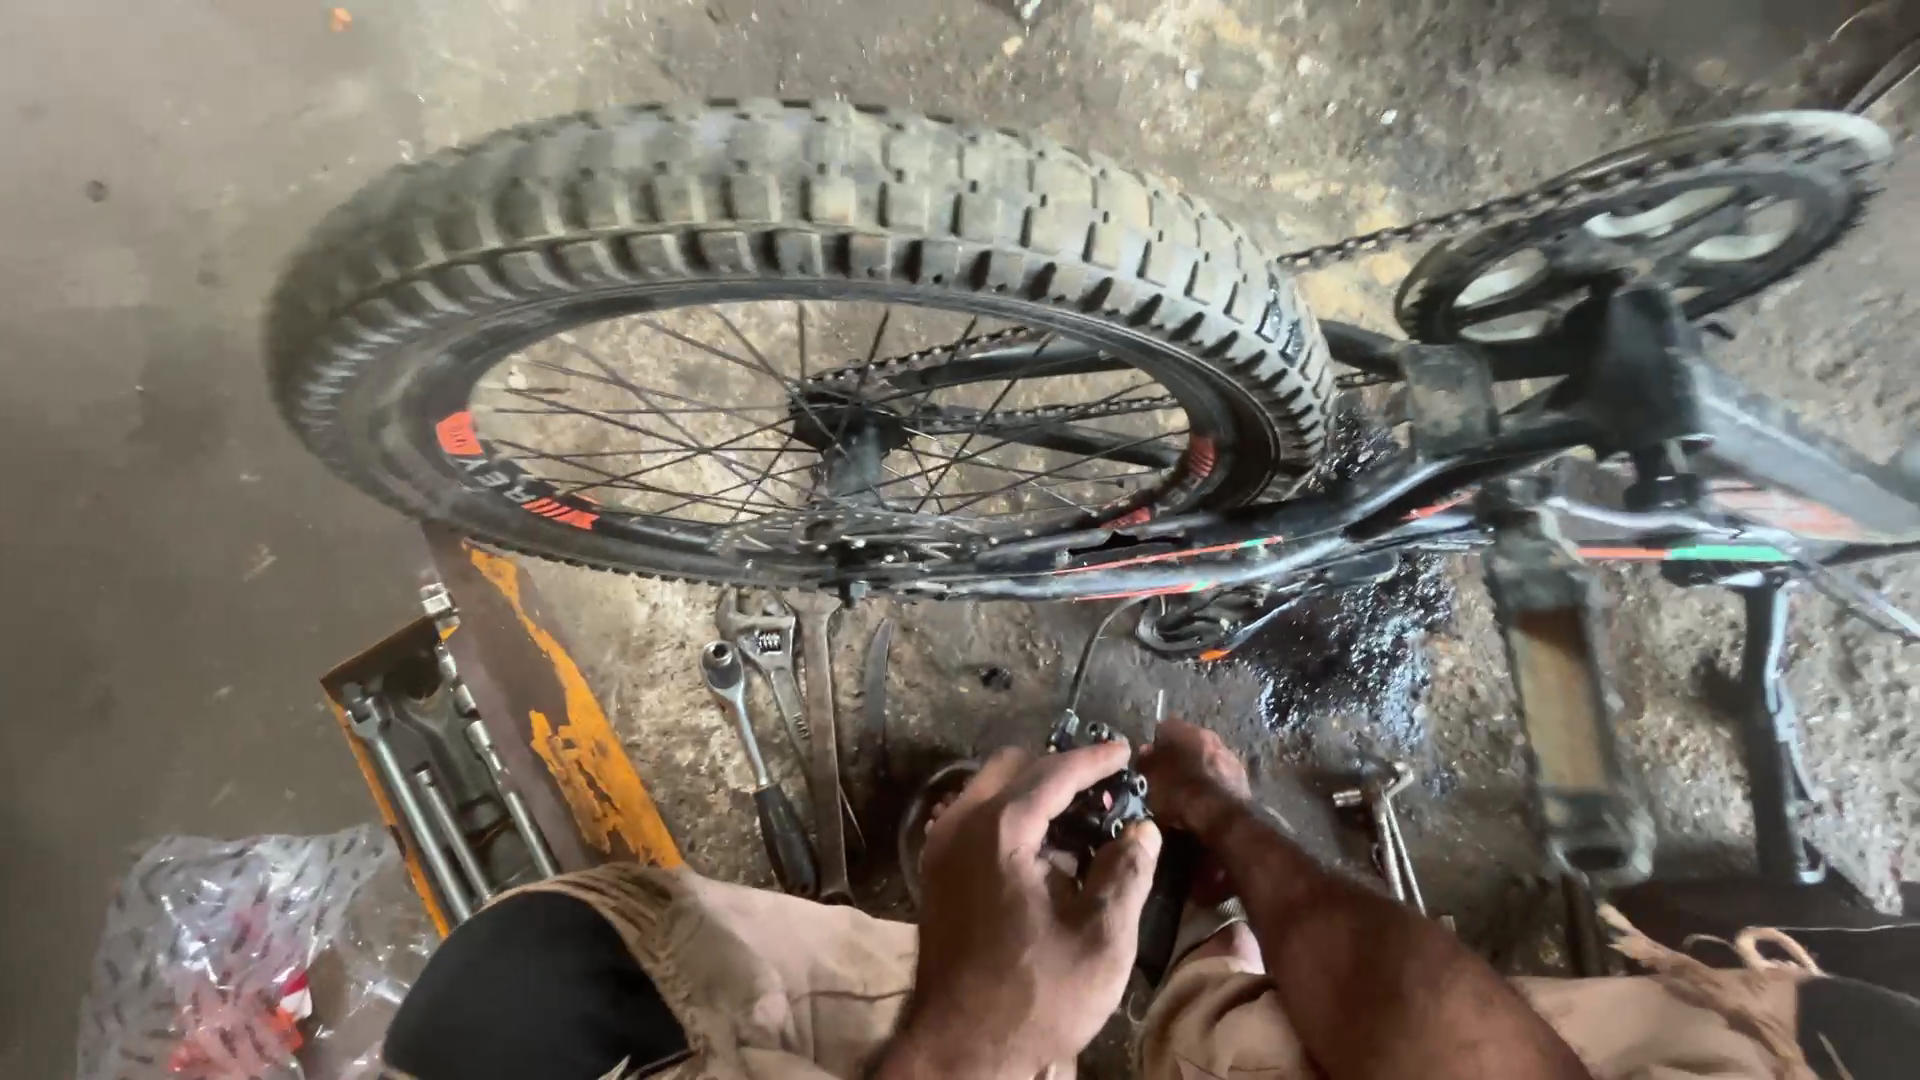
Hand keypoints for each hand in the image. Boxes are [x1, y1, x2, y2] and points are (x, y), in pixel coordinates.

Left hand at [878, 742, 1161, 1078]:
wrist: (960, 1051)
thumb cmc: (1035, 996)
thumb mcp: (1101, 940)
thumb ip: (1127, 873)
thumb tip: (1142, 830)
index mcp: (1000, 829)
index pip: (1054, 773)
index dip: (1094, 759)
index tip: (1124, 750)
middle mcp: (962, 822)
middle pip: (1015, 768)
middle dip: (1060, 769)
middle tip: (1102, 788)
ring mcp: (941, 843)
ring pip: (990, 788)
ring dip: (1033, 791)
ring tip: (1078, 818)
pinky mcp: (935, 868)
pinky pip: (975, 815)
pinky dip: (1010, 814)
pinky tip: (1043, 851)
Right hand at [1137, 720, 1251, 837]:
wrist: (1221, 817)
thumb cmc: (1178, 793)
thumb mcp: (1149, 779)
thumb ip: (1146, 761)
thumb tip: (1146, 752)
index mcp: (1183, 730)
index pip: (1163, 729)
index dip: (1155, 747)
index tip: (1150, 764)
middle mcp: (1208, 735)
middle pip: (1187, 742)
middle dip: (1178, 757)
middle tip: (1168, 778)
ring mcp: (1228, 756)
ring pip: (1206, 758)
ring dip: (1198, 770)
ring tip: (1188, 793)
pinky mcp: (1242, 778)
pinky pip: (1220, 776)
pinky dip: (1213, 784)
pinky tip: (1206, 801)